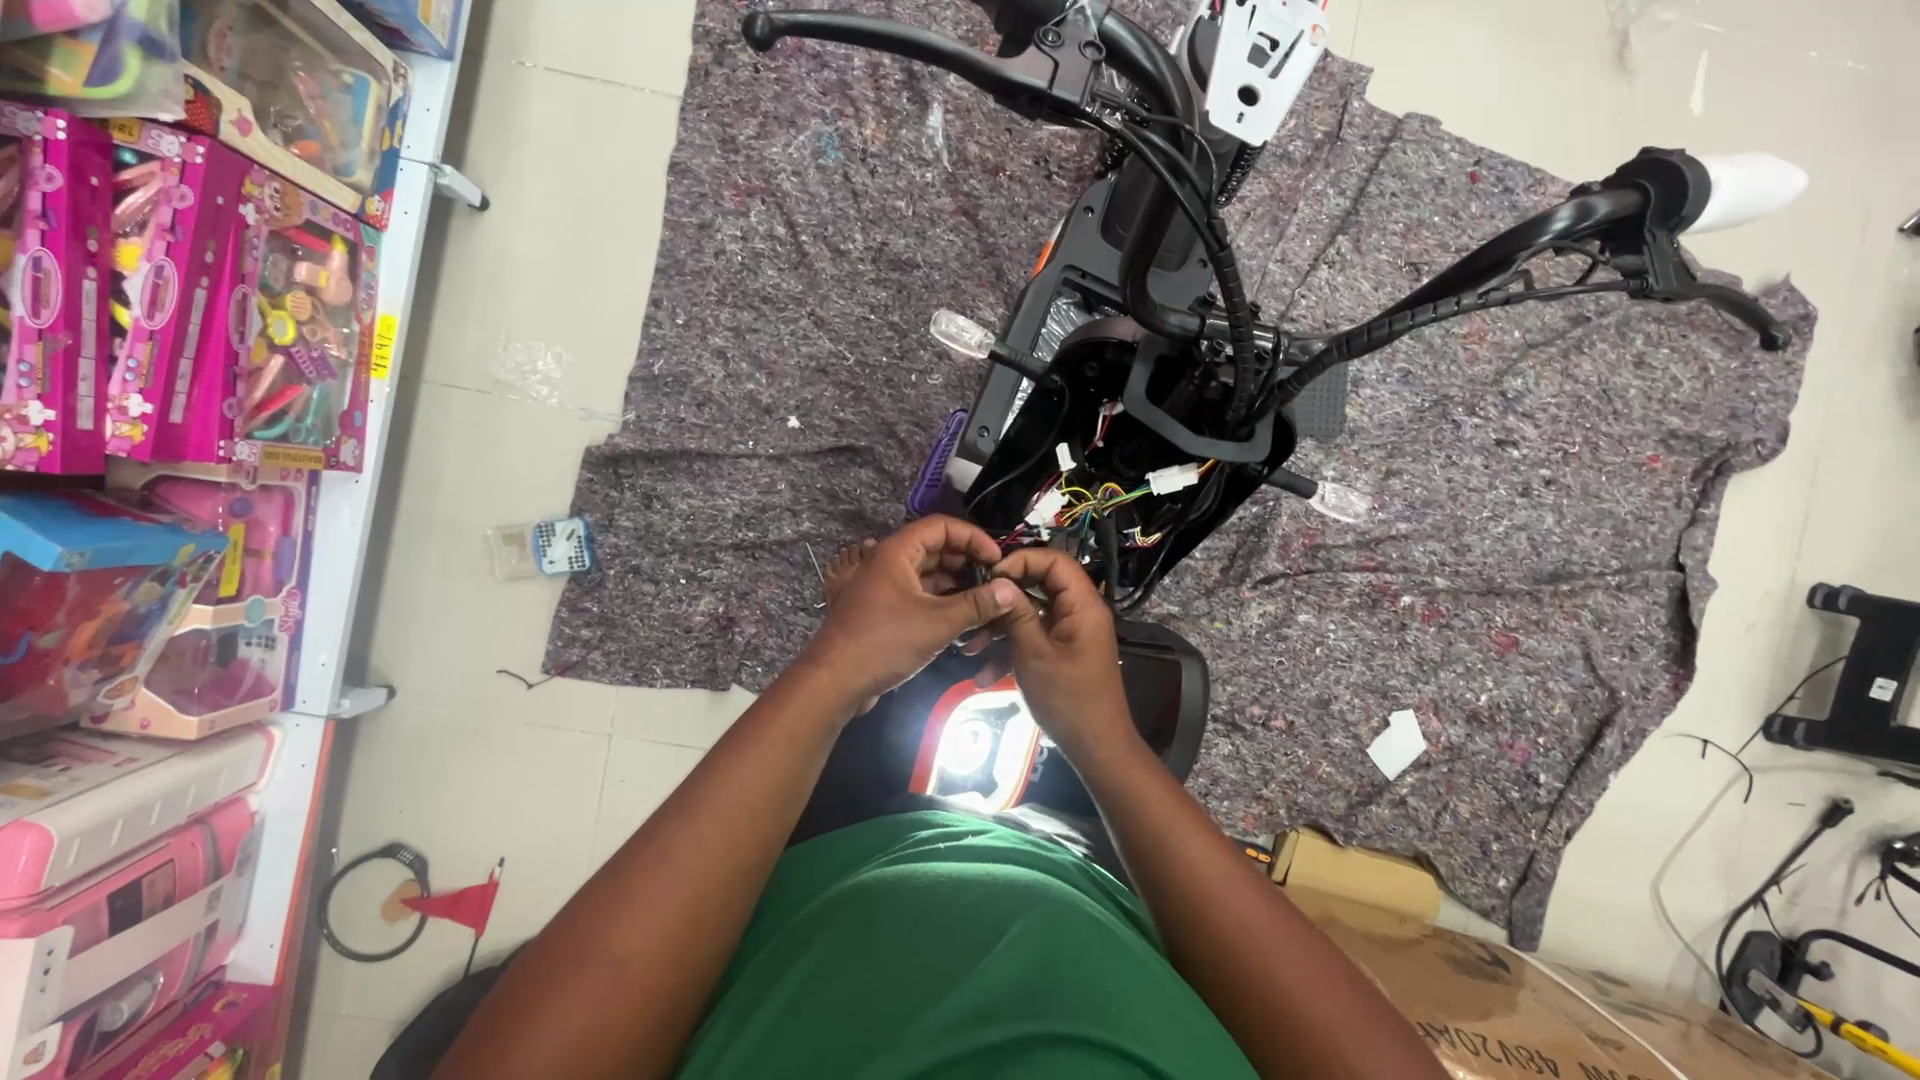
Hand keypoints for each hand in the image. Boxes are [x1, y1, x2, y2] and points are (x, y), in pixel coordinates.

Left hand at [799, 516, 1023, 705]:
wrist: (834, 680)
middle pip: (934, 549)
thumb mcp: (938, 623)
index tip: (997, 560)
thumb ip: (977, 605)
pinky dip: (939, 602)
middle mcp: (886, 561)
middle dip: (967, 563)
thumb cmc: (884, 642)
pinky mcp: (881, 610)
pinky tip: (963, 620)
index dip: (973, 538)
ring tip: (985, 603)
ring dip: (955, 586)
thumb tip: (1010, 590)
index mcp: (896, 552)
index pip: (941, 526)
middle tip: (995, 582)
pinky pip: (916, 595)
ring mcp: (882, 586)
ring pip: (926, 575)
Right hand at [988, 548, 1132, 753]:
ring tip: (970, 648)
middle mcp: (1079, 612)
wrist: (1095, 746)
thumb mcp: (1034, 654)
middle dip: (1003, 599)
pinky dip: (1011, 652)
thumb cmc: (1067, 699)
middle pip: (1039, 587)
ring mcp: (1071, 633)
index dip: (1021, 560)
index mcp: (1082, 605)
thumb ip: (1016, 614)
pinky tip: (982, 676)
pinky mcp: (1062, 652)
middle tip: (974, 608)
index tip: (990, 575)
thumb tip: (998, 581)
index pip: (1055, 560)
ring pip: (1031, 615)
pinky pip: (1034, 639)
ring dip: (1000, 630)